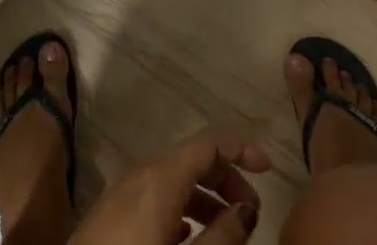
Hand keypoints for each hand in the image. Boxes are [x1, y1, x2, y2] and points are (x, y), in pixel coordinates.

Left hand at [68, 131, 270, 244]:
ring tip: (225, 231)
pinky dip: (179, 208)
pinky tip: (187, 239)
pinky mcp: (109, 216)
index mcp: (161, 176)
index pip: (210, 141)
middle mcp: (140, 174)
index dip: (242, 148)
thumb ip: (224, 235)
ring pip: (173, 180)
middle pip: (193, 159)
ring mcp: (120, 194)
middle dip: (226, 179)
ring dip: (204, 198)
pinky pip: (153, 198)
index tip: (268, 170)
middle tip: (251, 210)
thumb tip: (248, 208)